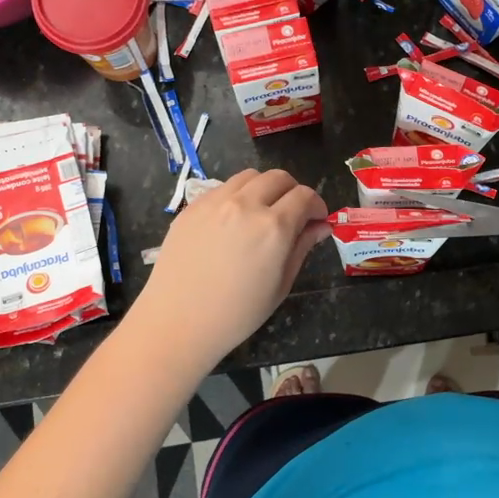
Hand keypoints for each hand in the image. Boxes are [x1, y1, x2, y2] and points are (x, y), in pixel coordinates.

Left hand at [132, 169, 328, 362]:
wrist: (178, 321)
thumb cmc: (237, 314)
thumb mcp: (280, 285)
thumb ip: (301, 248)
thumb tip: (320, 226)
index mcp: (274, 227)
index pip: (304, 197)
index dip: (317, 206)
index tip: (317, 220)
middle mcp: (246, 205)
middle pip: (278, 178)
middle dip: (293, 191)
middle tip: (293, 214)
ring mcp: (215, 202)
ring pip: (249, 176)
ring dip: (264, 188)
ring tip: (262, 212)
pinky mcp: (192, 207)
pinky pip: (222, 188)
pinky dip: (237, 196)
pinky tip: (233, 222)